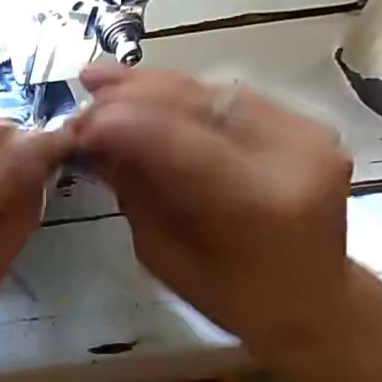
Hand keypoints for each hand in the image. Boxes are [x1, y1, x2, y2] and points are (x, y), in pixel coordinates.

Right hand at [69, 64, 366, 365]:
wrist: (310, 301)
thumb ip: (132, 190)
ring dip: (149, 86)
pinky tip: (141, 88)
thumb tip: (92, 141)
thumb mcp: (161, 252)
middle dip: (126, 99)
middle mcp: (289, 154)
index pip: (170, 138)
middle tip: (80, 106)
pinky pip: (229, 96)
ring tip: (99, 81)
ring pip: (210, 90)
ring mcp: (306, 132)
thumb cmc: (228, 298)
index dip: (113, 124)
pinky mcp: (307, 123)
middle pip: (192, 103)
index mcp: (253, 202)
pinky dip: (181, 94)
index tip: (71, 129)